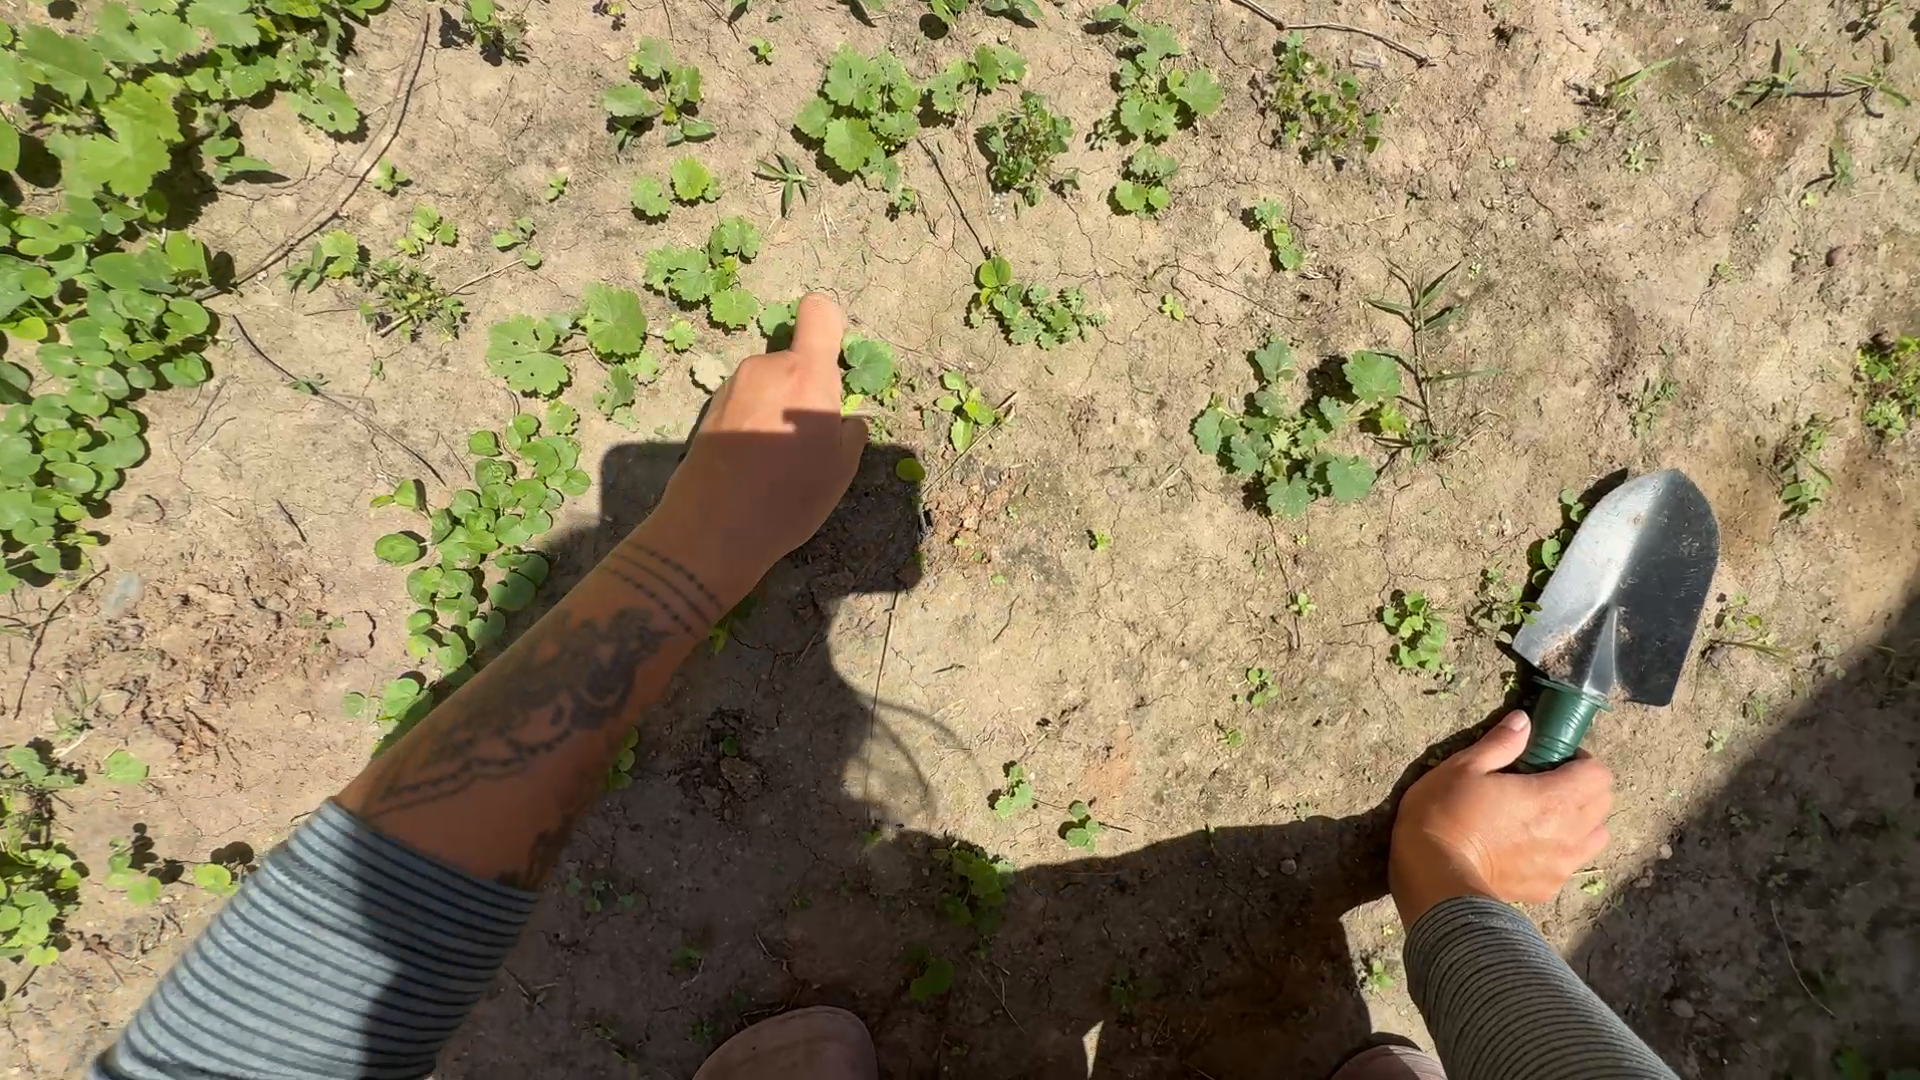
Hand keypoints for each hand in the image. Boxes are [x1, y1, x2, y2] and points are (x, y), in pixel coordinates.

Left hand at [638, 293, 867, 604]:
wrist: (715, 526)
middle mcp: (765, 368)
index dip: (832, 328)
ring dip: (778, 408)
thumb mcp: (841, 468)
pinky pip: (746, 404)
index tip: (835, 365)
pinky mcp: (710, 410)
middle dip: (806, 389)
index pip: (820, 314)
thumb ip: (850, 431)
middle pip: (795, 360)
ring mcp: (732, 387)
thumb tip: (844, 420)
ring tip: (780, 459)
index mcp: (805, 373)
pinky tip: (754, 465)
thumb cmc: (791, 494)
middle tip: (810, 440)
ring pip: (770, 385)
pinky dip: (755, 423)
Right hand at [1388, 710, 1612, 925]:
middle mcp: (1571, 832)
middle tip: (1542, 782)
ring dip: (1578, 820)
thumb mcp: (1463, 767)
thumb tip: (1524, 720)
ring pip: (1595, 836)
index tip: (1550, 758)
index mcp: (1553, 798)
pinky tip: (1524, 845)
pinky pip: (1571, 861)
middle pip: (1603, 804)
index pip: (1599, 775)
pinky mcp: (1550, 886)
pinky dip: (1560, 847)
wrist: (1435, 871)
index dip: (1580, 761)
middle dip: (1582, 787)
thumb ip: (1500, 743)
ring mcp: (1563, 863)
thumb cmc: (1445, 810)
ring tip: (1540, 815)